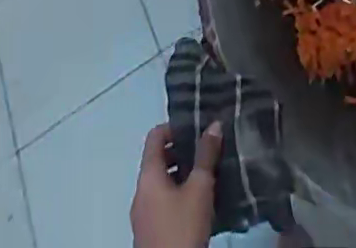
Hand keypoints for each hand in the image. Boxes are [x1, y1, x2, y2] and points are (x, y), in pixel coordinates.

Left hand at [130, 120, 222, 247]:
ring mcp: (144, 213)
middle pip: (158, 159)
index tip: (198, 127)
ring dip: (184, 172)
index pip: (154, 136)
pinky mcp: (151, 231)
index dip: (175, 127)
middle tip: (209, 148)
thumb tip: (214, 124)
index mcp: (148, 176)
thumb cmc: (182, 228)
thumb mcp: (199, 189)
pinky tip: (203, 199)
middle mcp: (141, 191)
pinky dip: (180, 192)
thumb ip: (206, 155)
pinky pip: (164, 200)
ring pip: (163, 181)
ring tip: (210, 171)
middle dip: (183, 150)